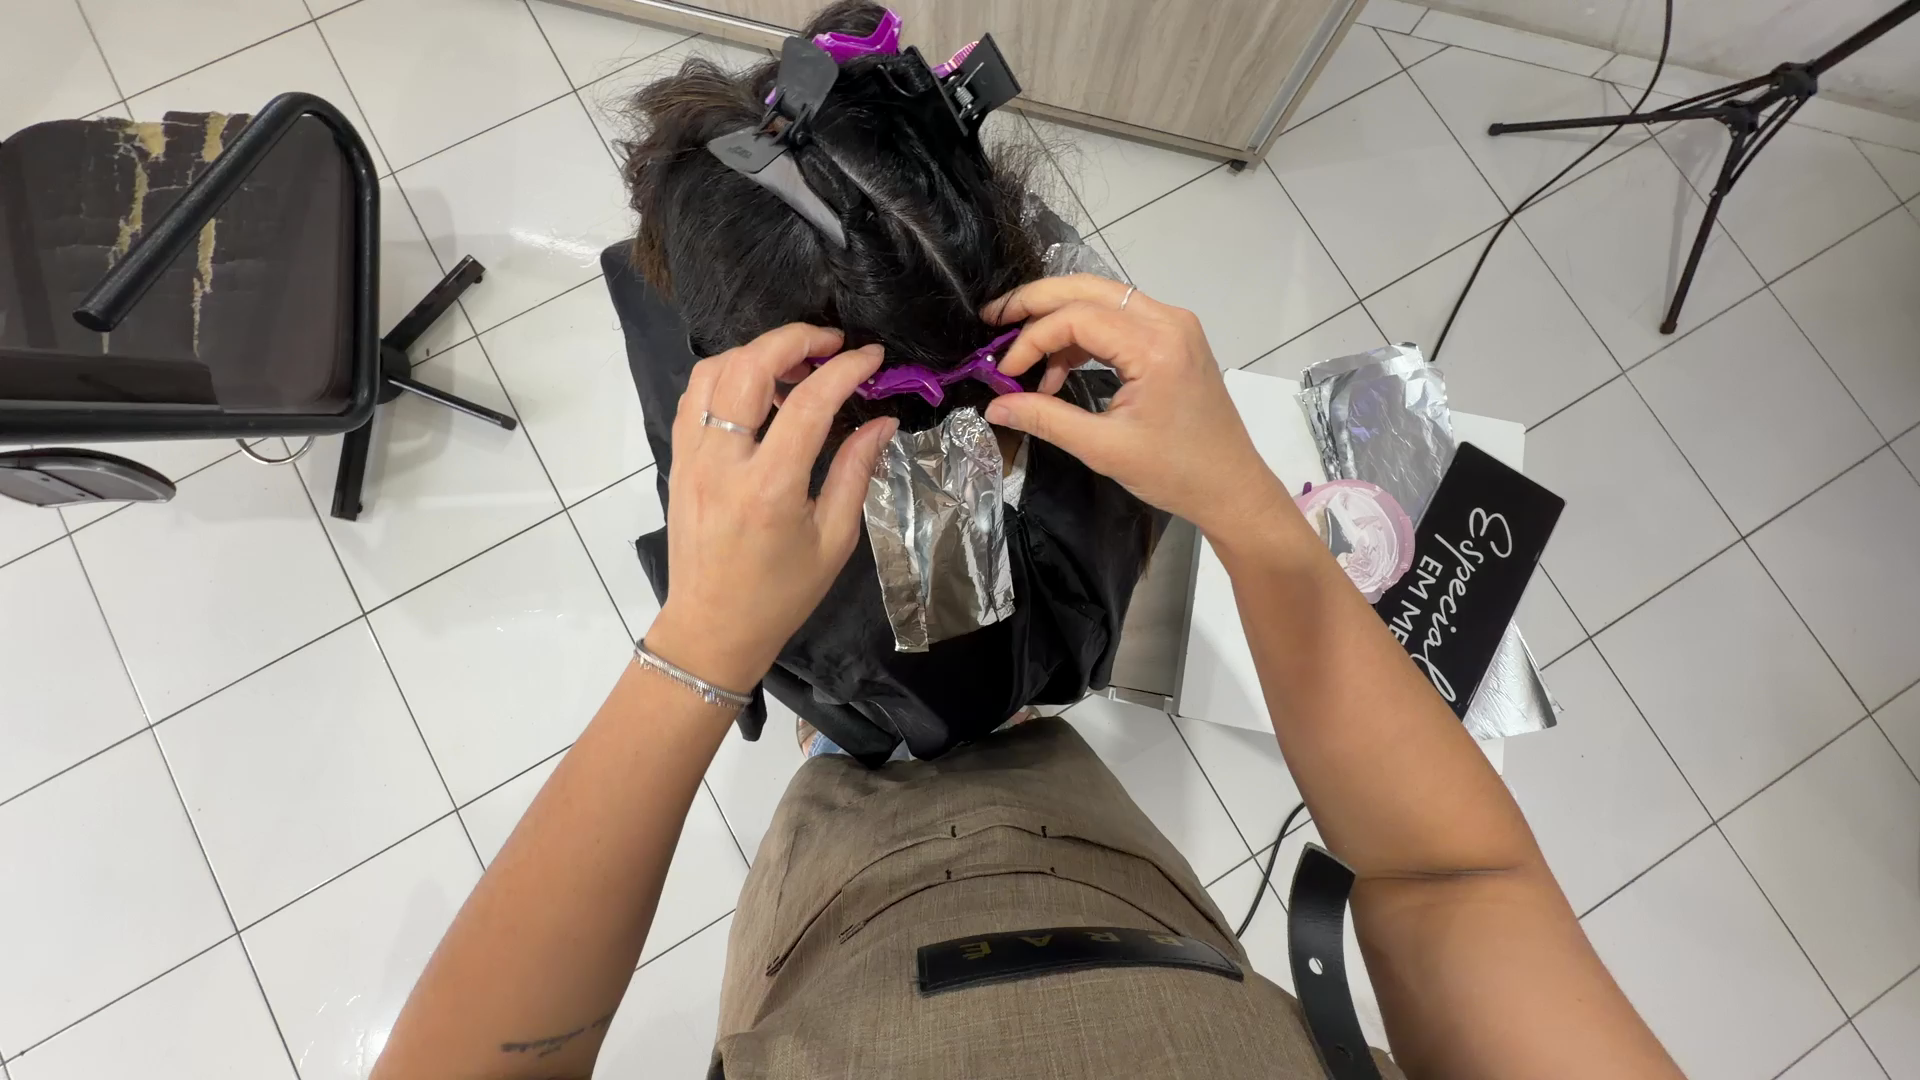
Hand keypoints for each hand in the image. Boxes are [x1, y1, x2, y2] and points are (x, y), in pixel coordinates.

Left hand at [645, 325, 896, 695]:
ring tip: (795, 362)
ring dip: (756, 353)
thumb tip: (882, 421)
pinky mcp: (677, 461)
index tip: (872, 357)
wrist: (713, 628)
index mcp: (769, 489)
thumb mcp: (834, 540)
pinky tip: (757, 387)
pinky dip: (727, 375)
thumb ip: (856, 473)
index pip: (807, 404)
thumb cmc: (781, 594)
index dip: (845, 370)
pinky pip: (695, 397)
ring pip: (713, 372)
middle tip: (832, 343)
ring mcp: (691, 458)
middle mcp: (722, 463)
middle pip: (748, 367)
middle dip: (794, 339)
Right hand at [982, 274, 1291, 549]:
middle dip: (1035, 302)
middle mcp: (1169, 320)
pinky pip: (1119, 320)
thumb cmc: (1174, 473)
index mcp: (1156, 345)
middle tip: (994, 319)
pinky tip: (1060, 372)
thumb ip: (1045, 419)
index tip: (1004, 373)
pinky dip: (1084, 337)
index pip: (1076, 318)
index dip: (1031, 340)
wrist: (1231, 487)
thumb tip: (994, 406)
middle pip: (1088, 288)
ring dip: (1058, 320)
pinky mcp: (1174, 338)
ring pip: (1102, 299)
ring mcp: (1175, 325)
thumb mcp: (1103, 448)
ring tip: (1024, 357)